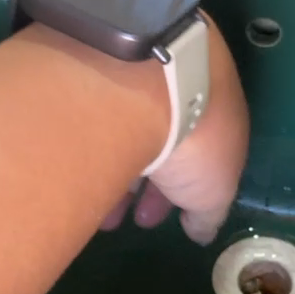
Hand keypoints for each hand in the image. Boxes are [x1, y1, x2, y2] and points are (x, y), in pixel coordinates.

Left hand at [101, 16, 249, 245]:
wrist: (136, 79)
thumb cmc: (194, 133)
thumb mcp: (216, 186)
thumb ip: (209, 211)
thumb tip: (202, 232)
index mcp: (215, 98)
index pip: (203, 148)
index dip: (186, 188)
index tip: (168, 215)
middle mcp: (174, 79)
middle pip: (161, 137)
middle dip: (148, 184)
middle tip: (132, 218)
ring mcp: (129, 67)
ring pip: (122, 128)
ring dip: (114, 173)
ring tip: (97, 212)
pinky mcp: (89, 61)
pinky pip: (91, 116)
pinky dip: (89, 149)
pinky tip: (79, 178)